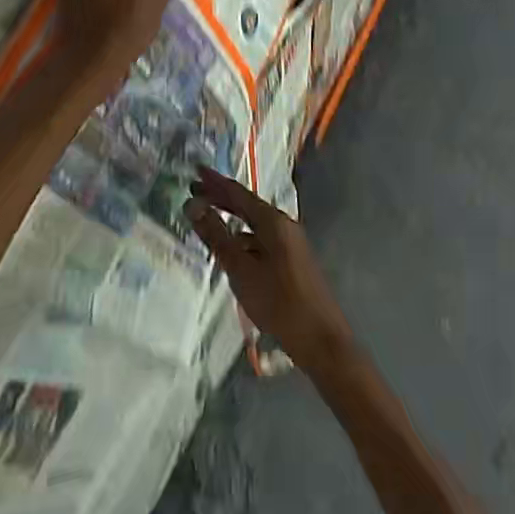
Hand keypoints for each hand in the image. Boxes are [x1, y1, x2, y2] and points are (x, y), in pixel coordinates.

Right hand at [186, 167, 349, 355]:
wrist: (322, 343)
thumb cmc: (278, 302)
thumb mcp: (240, 268)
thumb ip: (215, 235)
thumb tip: (192, 205)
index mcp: (273, 222)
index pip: (238, 193)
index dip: (215, 182)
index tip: (195, 170)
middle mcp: (284, 227)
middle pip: (247, 205)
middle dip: (221, 197)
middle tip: (195, 189)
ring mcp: (290, 245)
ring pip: (254, 223)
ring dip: (230, 217)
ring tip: (207, 217)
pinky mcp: (291, 262)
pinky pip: (260, 238)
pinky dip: (241, 236)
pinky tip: (230, 247)